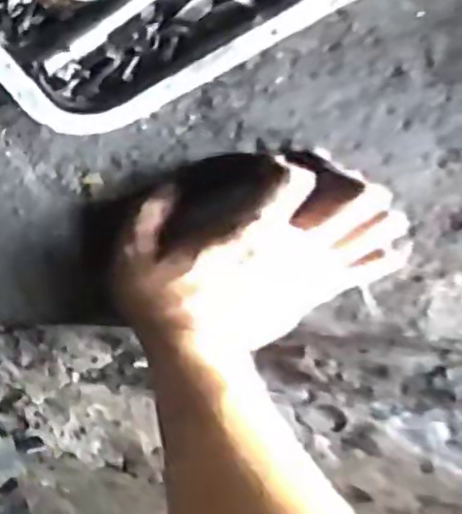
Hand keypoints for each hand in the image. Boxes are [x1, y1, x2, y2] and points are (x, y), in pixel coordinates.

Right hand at [112, 157, 410, 358]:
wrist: (194, 347)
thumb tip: (169, 186)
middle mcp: (298, 244)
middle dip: (339, 177)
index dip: (279, 165)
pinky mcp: (326, 288)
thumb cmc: (158, 299)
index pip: (294, 179)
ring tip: (335, 205)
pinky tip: (355, 240)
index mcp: (250, 231)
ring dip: (368, 208)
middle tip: (311, 178)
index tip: (259, 167)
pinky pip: (382, 259)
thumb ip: (148, 215)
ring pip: (382, 224)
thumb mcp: (132, 255)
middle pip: (360, 195)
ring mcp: (319, 268)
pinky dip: (381, 244)